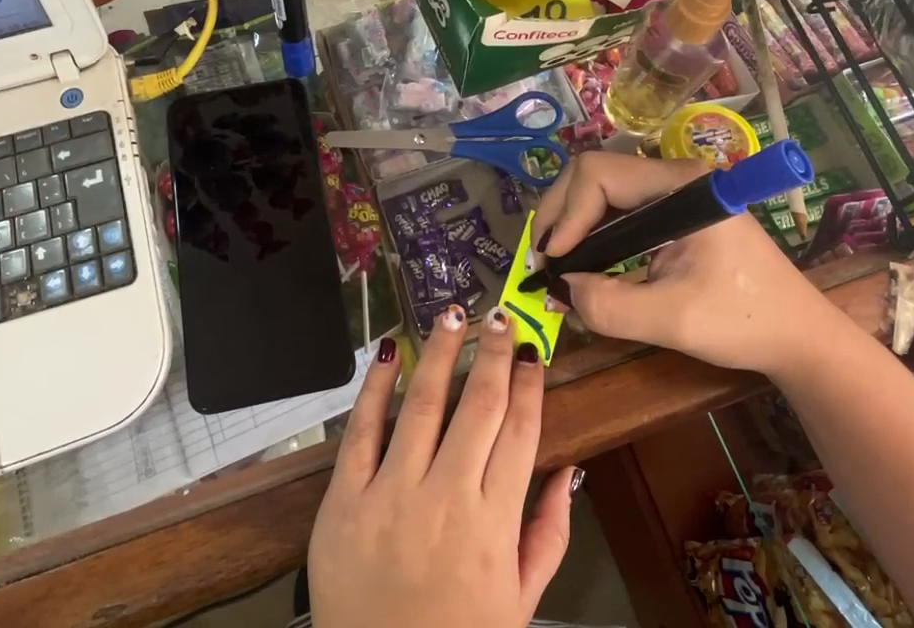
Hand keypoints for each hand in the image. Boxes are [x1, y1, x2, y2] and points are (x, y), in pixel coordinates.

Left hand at [308, 304, 578, 627]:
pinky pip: (361, 432)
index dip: (527, 386)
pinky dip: (376, 388)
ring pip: (423, 407)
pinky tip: (390, 353)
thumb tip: (569, 473)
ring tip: (451, 314)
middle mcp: (446, 498)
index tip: (531, 352)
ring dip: (440, 354)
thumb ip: (549, 535)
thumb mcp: (520, 600)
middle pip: (477, 408)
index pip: (519, 434)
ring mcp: (391, 495)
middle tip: (500, 316)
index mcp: (493, 523)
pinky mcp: (344, 500)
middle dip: (492, 355)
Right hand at [532, 152, 844, 377]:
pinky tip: (582, 262)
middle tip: (543, 262)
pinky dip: (590, 233)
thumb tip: (561, 288)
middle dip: (560, 214)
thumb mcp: (671, 320)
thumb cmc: (744, 323)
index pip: (599, 174)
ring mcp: (674, 193)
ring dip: (571, 224)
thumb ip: (608, 305)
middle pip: (593, 174)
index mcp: (682, 187)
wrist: (799, 337)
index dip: (567, 213)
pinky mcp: (672, 213)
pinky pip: (616, 210)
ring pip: (600, 190)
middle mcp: (675, 177)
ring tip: (555, 264)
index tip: (554, 261)